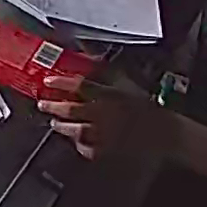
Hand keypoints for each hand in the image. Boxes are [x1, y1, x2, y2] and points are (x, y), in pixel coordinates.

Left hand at [37, 73, 153, 159]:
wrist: (163, 132)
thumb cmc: (144, 105)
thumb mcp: (126, 82)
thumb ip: (105, 70)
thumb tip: (88, 55)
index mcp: (111, 95)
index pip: (81, 86)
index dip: (61, 83)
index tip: (48, 81)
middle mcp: (106, 114)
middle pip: (73, 109)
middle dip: (54, 106)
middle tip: (43, 103)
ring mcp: (107, 134)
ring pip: (77, 130)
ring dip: (63, 126)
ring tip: (54, 122)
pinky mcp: (110, 151)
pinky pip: (88, 149)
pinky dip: (79, 144)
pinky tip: (74, 140)